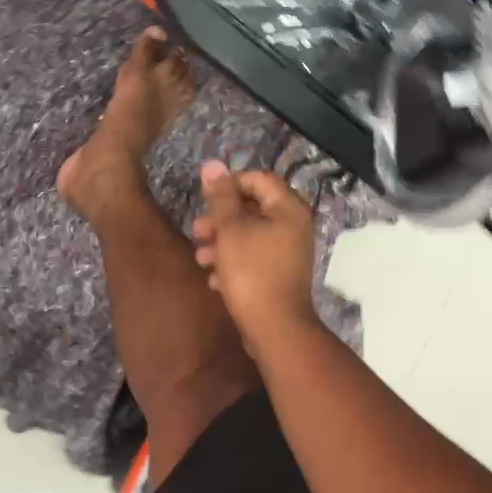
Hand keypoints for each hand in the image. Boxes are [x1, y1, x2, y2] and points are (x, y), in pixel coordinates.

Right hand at [192, 161, 318, 348]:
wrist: (275, 329)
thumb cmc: (252, 272)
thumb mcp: (231, 230)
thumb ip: (221, 197)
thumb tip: (213, 164)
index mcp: (289, 208)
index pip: (259, 179)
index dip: (230, 184)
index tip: (206, 198)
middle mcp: (295, 225)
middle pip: (254, 208)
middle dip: (222, 218)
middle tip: (196, 231)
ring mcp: (290, 251)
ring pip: (251, 235)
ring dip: (223, 242)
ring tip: (200, 257)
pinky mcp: (281, 274)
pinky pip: (255, 258)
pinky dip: (234, 263)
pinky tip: (214, 279)